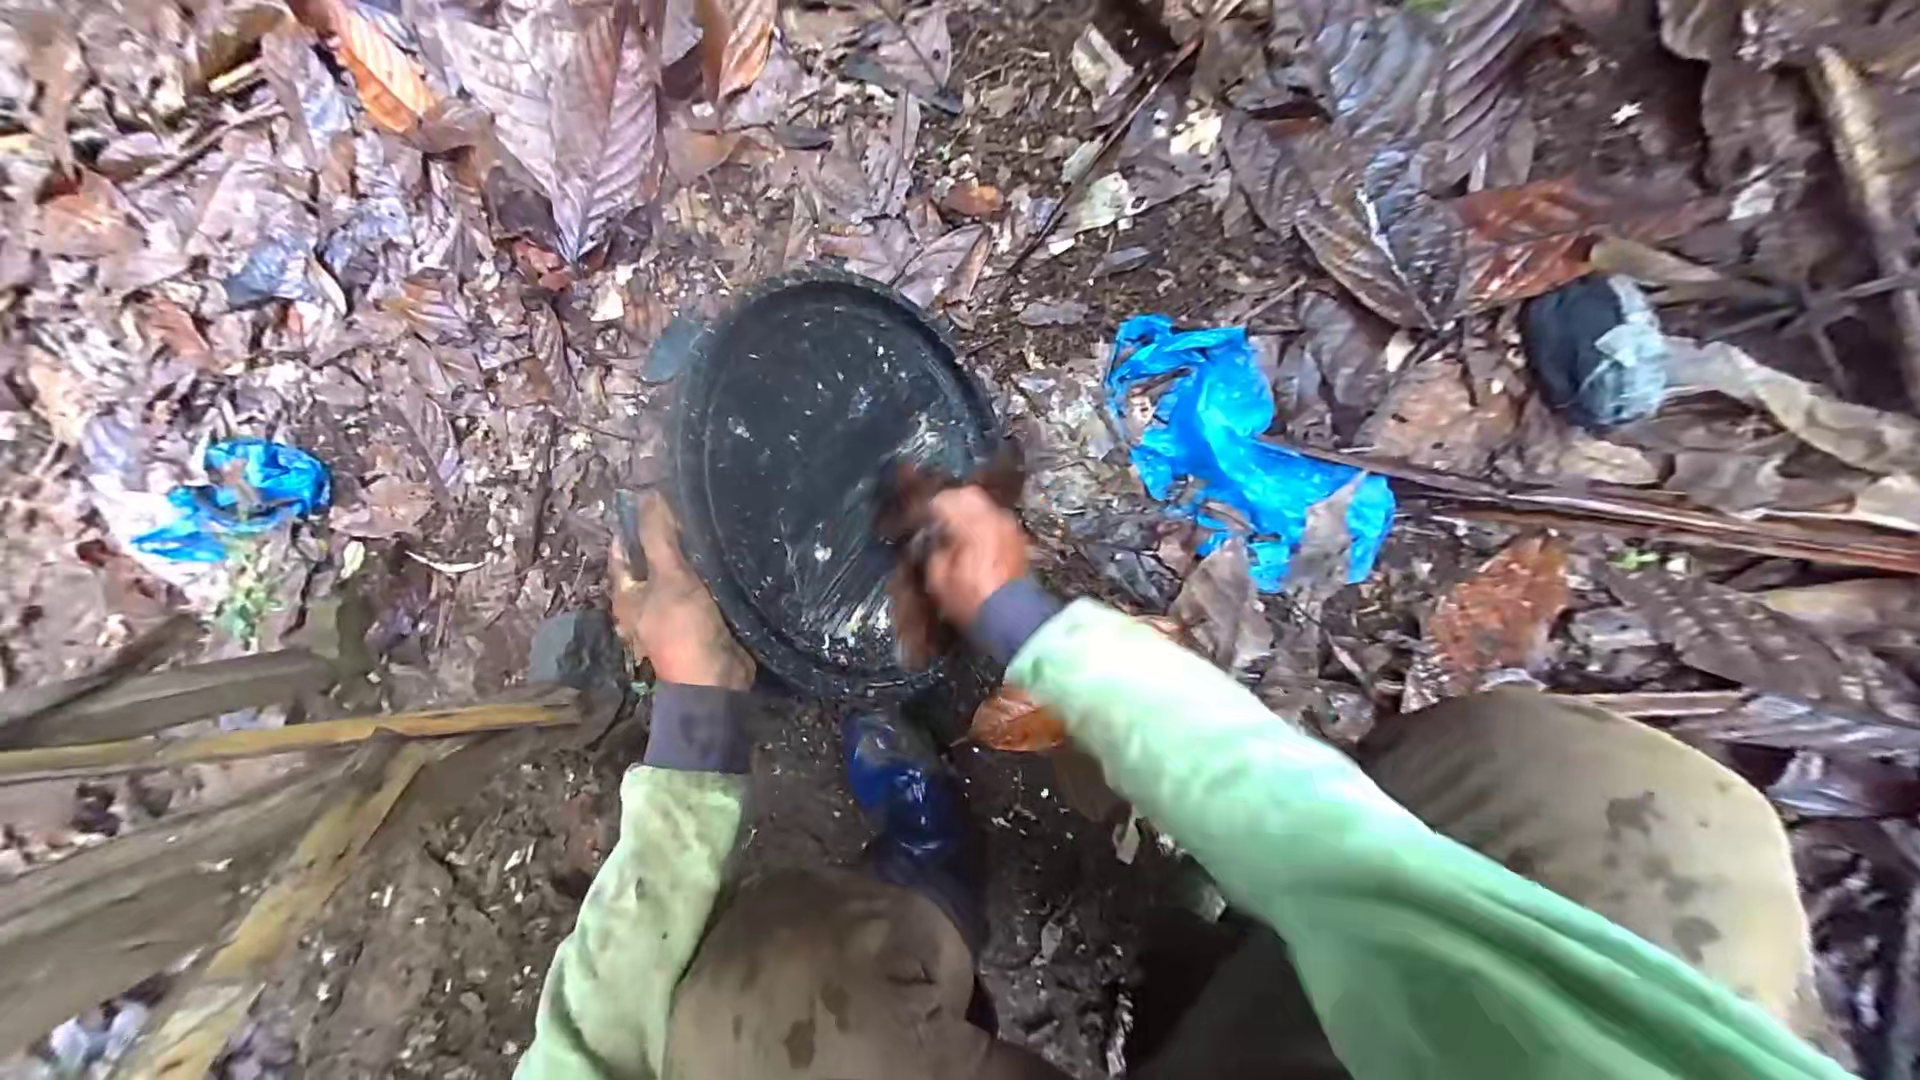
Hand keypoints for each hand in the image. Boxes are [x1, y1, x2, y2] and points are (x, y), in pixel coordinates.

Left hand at [609, 493, 754, 689]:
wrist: (715, 677)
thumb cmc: (683, 628)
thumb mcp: (669, 578)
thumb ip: (659, 538)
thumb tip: (650, 496)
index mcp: (626, 593)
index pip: (625, 549)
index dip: (636, 523)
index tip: (659, 497)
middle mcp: (646, 601)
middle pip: (655, 560)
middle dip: (670, 537)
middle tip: (693, 509)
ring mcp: (675, 611)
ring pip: (682, 573)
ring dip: (694, 555)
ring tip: (712, 527)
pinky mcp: (701, 618)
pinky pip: (704, 588)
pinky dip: (711, 574)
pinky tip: (725, 558)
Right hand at [924, 485, 1029, 627]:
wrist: (1012, 618)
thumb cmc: (972, 599)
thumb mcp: (938, 578)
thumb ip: (934, 550)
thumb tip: (936, 539)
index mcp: (972, 525)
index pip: (944, 501)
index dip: (928, 509)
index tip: (920, 519)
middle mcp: (994, 519)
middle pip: (968, 494)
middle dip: (950, 502)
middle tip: (937, 518)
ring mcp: (1009, 527)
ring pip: (985, 505)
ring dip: (968, 511)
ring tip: (955, 529)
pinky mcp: (1017, 538)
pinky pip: (996, 519)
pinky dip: (982, 523)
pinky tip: (973, 540)